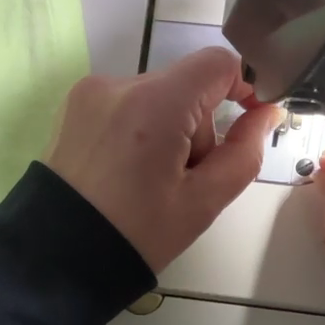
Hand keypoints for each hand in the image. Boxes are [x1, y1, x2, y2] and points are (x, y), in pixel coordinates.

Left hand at [44, 47, 282, 272]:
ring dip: (168, 131)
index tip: (249, 120)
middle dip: (199, 126)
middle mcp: (119, 85)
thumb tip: (266, 114)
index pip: (218, 64)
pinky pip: (123, 108)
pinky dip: (137, 133)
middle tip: (186, 180)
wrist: (58, 260)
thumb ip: (244, 152)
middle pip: (184, 86)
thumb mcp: (202, 203)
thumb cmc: (136, 236)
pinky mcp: (71, 111)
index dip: (243, 86)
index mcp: (155, 104)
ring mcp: (89, 96)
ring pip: (154, 98)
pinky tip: (125, 175)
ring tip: (150, 184)